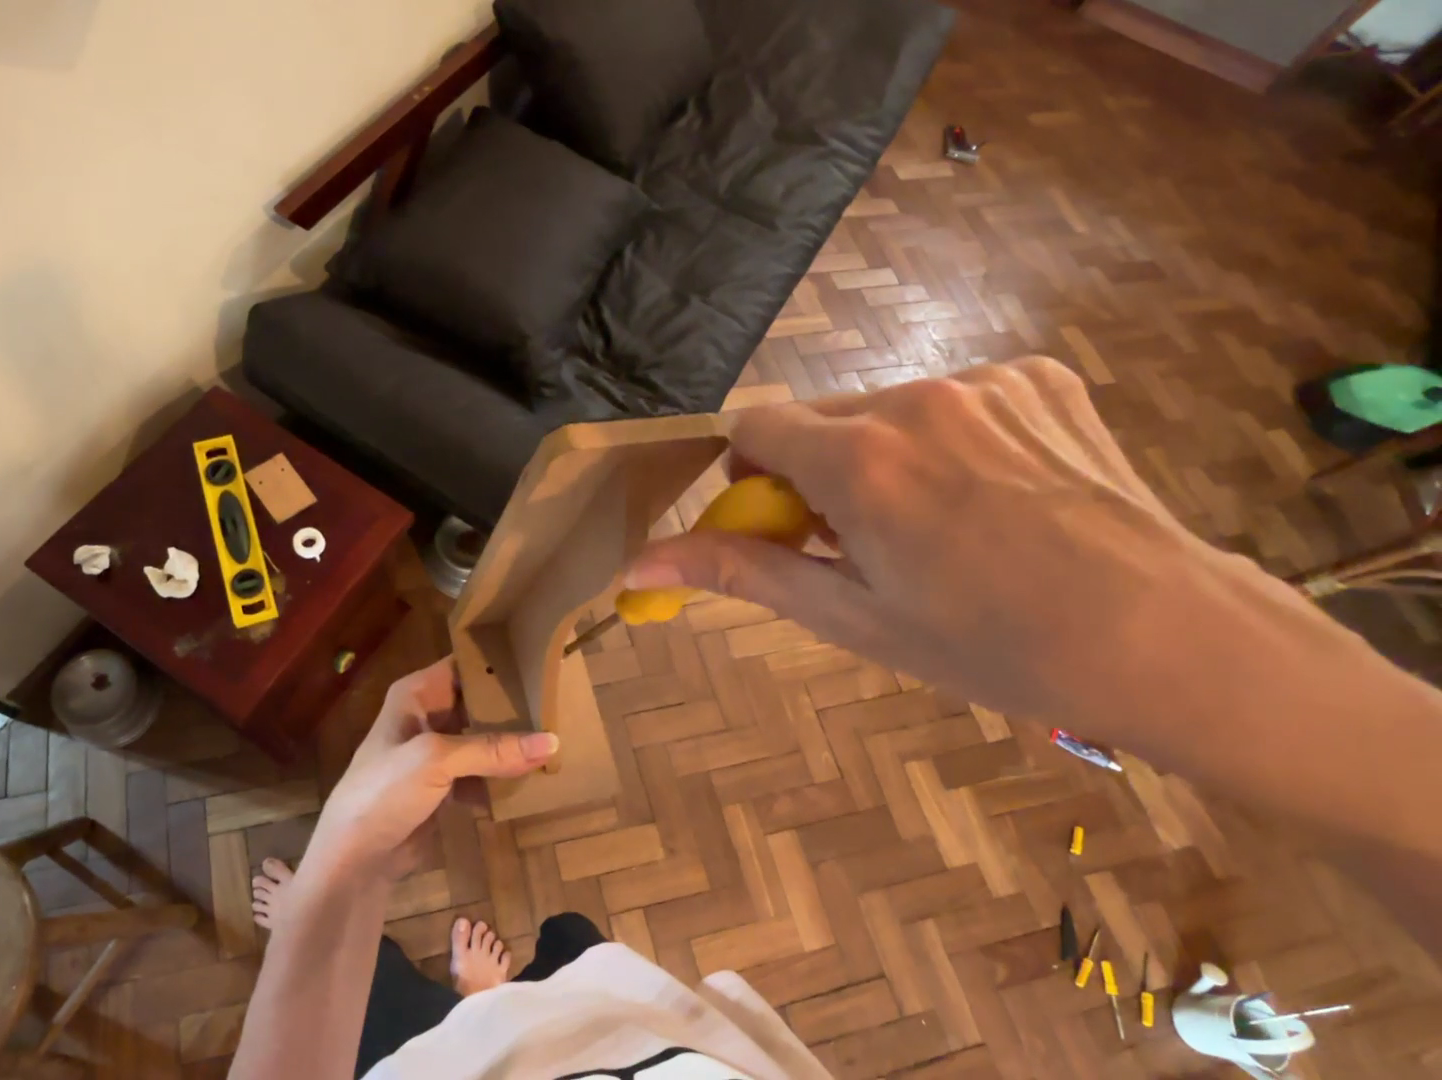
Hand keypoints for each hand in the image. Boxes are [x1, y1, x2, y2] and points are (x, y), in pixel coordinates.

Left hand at [302, 658, 558, 882]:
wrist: (353, 857)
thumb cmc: (384, 790)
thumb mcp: (436, 759)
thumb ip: (492, 749)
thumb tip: (553, 742)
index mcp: (415, 694)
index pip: (463, 665)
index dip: (496, 662)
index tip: (540, 662)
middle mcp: (425, 716)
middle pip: (476, 704)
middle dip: (511, 708)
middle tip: (559, 706)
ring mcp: (433, 754)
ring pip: (480, 741)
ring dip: (509, 747)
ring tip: (556, 743)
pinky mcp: (441, 788)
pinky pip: (479, 775)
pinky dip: (499, 779)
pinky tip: (529, 782)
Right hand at [626, 357, 1249, 722]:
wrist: (1166, 636)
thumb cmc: (990, 645)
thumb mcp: (849, 617)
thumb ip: (738, 572)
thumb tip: (634, 567)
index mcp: (859, 457)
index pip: (752, 423)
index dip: (751, 473)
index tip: (785, 523)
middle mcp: (915, 396)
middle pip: (818, 416)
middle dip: (816, 469)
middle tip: (863, 540)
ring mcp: (987, 378)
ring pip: (884, 406)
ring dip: (880, 454)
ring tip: (939, 523)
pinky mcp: (1041, 375)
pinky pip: (953, 395)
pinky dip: (945, 437)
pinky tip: (992, 493)